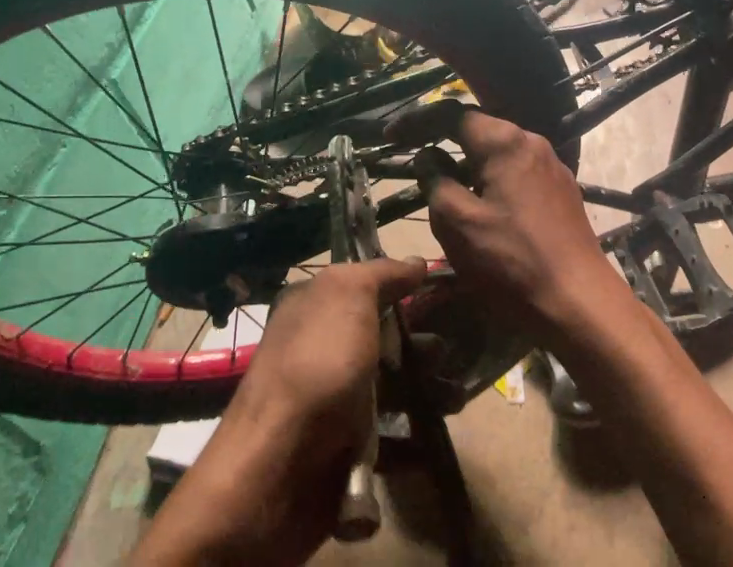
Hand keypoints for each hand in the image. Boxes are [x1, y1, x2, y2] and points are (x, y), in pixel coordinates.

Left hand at [139, 257, 425, 566]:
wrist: (276, 471)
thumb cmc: (314, 368)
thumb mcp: (346, 298)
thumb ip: (381, 274)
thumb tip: (415, 262)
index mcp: (313, 308)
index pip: (366, 286)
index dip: (404, 286)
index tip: (445, 291)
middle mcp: (321, 349)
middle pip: (384, 337)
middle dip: (424, 342)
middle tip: (455, 350)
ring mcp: (332, 400)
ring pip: (392, 386)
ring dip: (428, 389)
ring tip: (456, 396)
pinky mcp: (345, 447)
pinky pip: (390, 434)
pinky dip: (417, 435)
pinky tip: (440, 433)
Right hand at [387, 102, 623, 343]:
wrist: (578, 302)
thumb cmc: (511, 262)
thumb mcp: (456, 222)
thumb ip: (435, 180)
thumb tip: (428, 156)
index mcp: (506, 142)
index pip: (453, 114)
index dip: (417, 121)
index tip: (391, 135)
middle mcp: (533, 143)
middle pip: (479, 130)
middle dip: (443, 140)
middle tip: (413, 159)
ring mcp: (552, 168)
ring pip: (499, 154)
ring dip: (468, 163)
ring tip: (442, 186)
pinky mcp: (561, 193)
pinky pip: (517, 173)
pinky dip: (491, 180)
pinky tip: (480, 205)